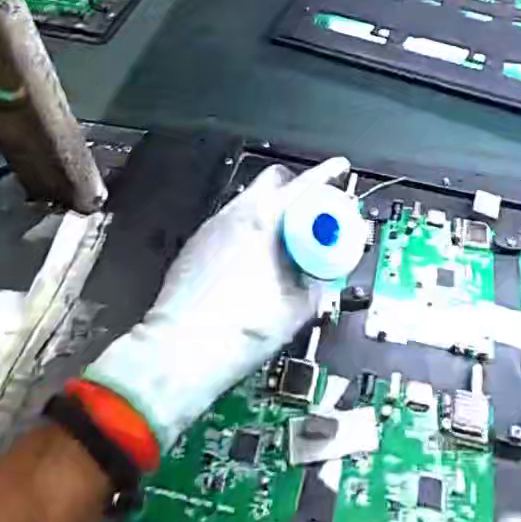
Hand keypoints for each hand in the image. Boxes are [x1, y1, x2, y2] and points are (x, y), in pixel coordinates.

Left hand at [82, 157, 351, 448]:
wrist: (181, 351)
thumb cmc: (238, 330)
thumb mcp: (297, 307)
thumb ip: (317, 278)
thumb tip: (325, 269)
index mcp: (263, 219)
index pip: (305, 183)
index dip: (327, 174)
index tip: (338, 169)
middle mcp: (235, 214)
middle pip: (273, 181)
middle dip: (297, 189)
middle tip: (314, 212)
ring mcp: (212, 227)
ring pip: (250, 202)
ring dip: (272, 213)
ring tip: (286, 245)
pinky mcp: (196, 245)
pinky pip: (231, 224)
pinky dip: (250, 231)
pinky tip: (256, 262)